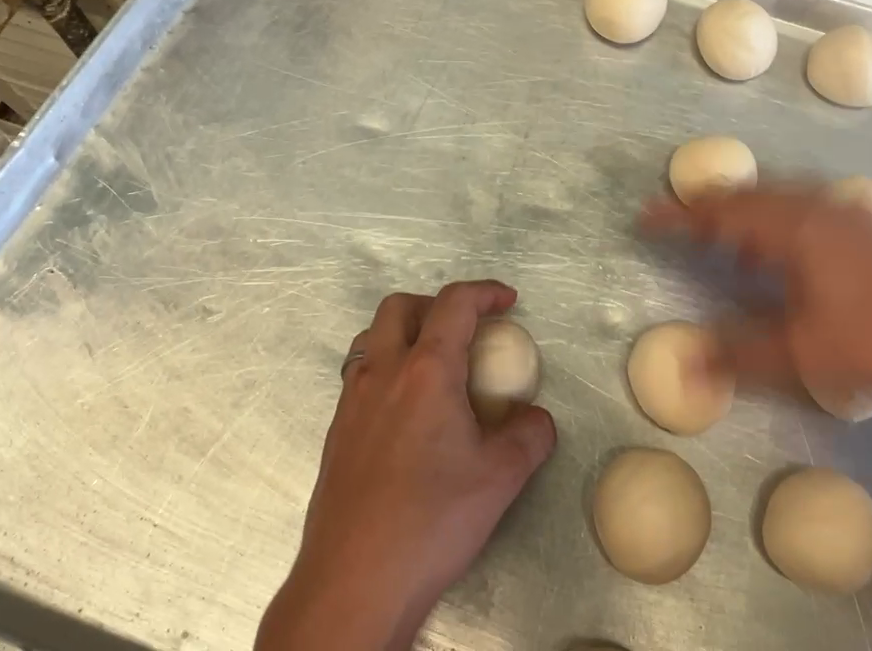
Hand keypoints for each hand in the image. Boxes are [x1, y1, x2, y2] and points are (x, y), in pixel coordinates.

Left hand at [256, 281, 556, 650]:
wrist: (354, 580)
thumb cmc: (432, 520)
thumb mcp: (501, 478)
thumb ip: (529, 436)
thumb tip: (535, 419)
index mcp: (426, 370)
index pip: (454, 304)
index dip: (485, 292)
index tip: (508, 301)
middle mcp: (382, 372)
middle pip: (400, 306)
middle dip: (436, 304)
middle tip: (467, 330)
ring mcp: (352, 401)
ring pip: (371, 338)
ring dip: (405, 334)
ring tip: (436, 366)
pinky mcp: (336, 432)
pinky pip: (361, 376)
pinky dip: (387, 370)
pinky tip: (409, 414)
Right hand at [641, 187, 871, 398]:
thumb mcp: (803, 353)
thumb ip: (738, 355)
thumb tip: (681, 363)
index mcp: (795, 229)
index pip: (722, 214)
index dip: (680, 216)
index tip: (644, 216)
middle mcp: (818, 213)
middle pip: (750, 198)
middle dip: (709, 208)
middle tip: (678, 219)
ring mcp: (849, 221)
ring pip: (781, 204)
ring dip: (745, 216)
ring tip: (724, 241)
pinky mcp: (870, 238)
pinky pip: (805, 216)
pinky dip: (777, 228)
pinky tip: (783, 260)